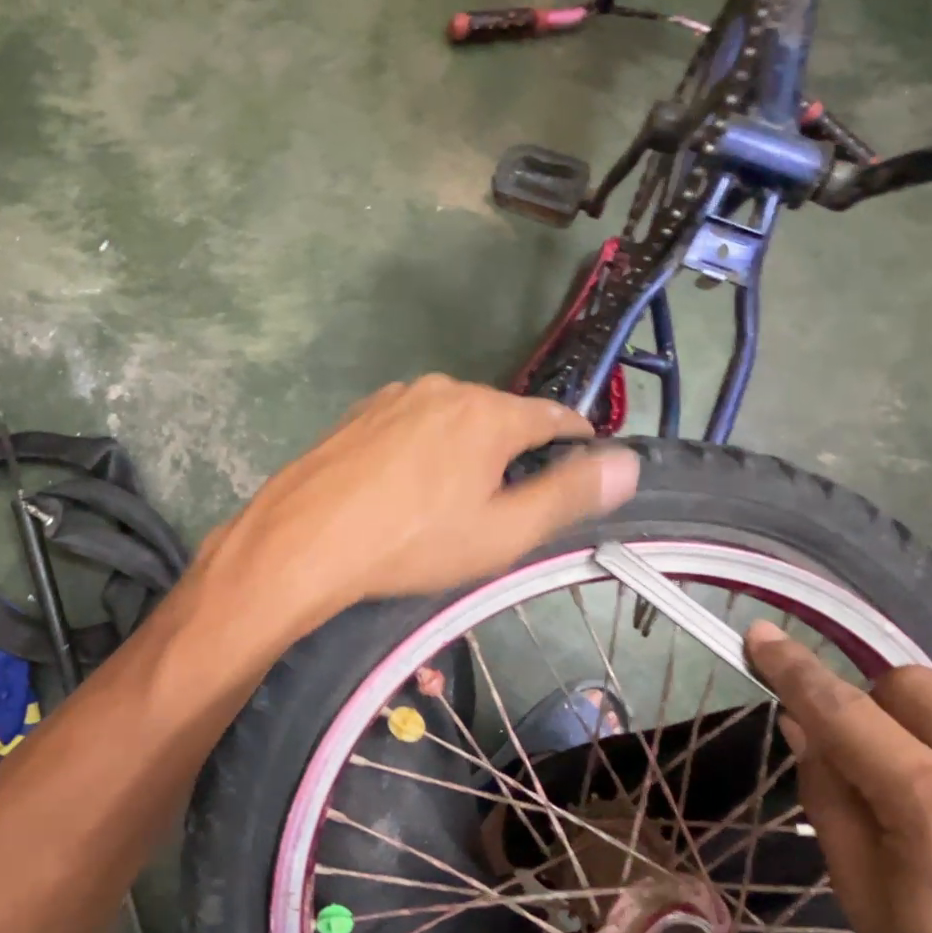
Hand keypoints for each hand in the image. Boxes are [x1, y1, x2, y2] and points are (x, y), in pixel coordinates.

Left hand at [200, 375, 637, 630]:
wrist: (303, 541)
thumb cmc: (412, 543)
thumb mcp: (502, 532)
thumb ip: (568, 494)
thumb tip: (628, 462)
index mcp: (489, 413)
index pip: (555, 417)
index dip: (577, 442)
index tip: (585, 464)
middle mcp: (445, 389)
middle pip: (501, 416)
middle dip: (516, 450)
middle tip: (511, 502)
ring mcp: (396, 397)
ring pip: (453, 419)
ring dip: (467, 449)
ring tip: (454, 500)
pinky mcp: (359, 414)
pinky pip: (412, 427)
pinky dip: (425, 450)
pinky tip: (406, 489)